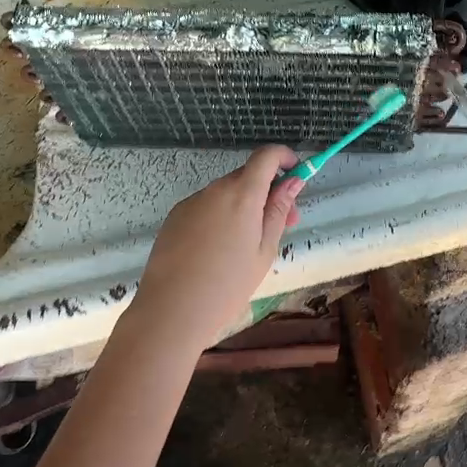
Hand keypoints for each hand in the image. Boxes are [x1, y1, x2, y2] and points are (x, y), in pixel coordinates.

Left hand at [128, 146, 304, 351]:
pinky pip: (206, 207)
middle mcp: (216, 189)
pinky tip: (216, 252)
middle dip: (267, 192)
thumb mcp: (264, 251)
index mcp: (242, 194)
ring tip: (245, 247)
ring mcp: (192, 201)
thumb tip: (293, 181)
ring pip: (226, 193)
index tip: (296, 174)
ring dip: (243, 206)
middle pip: (247, 176)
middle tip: (281, 225)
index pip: (266, 155)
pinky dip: (219, 217)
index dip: (284, 157)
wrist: (171, 311)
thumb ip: (279, 211)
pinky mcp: (175, 216)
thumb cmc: (227, 285)